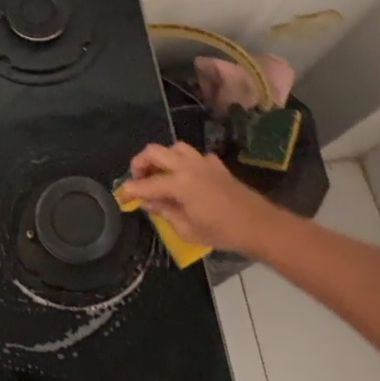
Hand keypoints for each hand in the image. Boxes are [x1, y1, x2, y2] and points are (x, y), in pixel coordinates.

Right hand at [122, 142, 287, 256]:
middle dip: (140, 163)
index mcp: (179, 183)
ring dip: (162, 158)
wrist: (258, 225)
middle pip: (155, 151)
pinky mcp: (217, 165)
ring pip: (175, 148)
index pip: (146, 184)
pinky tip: (187, 178)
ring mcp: (204, 162)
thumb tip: (147, 202)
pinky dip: (185, 163)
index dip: (130, 190)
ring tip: (159, 175)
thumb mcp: (187, 229)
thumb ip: (164, 212)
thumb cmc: (221, 232)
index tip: (121, 195)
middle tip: (137, 179)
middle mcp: (188, 166)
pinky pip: (195, 156)